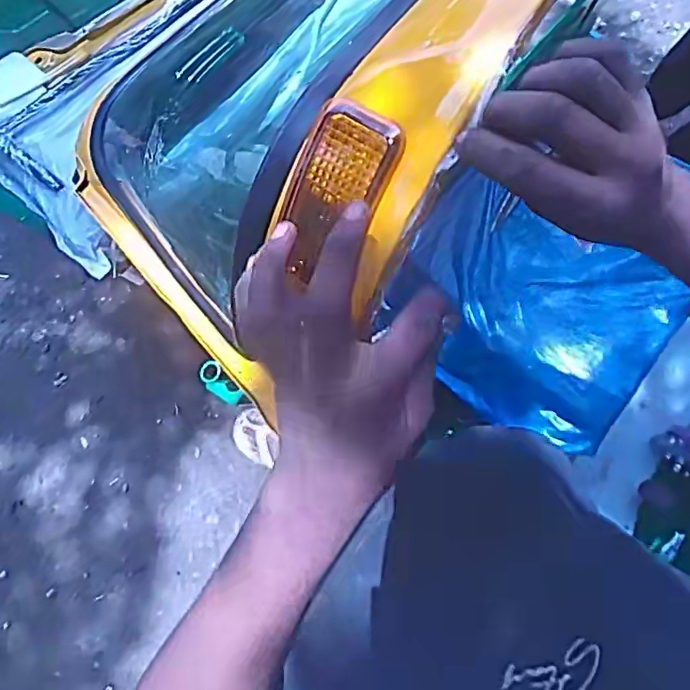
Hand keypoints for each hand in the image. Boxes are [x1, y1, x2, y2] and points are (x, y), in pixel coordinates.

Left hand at [234, 204, 448, 507]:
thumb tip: (434, 309)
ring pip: (272, 299)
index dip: (429, 304)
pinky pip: (250, 313)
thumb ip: (424, 356)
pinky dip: (251, 284)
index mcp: (368, 377)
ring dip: (277, 260)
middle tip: (356, 209)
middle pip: (331, 292)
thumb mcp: (416, 410)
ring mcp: (287, 355)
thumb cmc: (373, 445)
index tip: (439, 296)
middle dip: (345, 246)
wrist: (320, 480)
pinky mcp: (268, 355)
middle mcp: (322, 358)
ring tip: (287, 229)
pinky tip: (261, 262)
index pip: (409, 327)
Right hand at [457, 38, 681, 258]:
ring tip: (520, 88)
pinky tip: (551, 66)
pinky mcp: (645, 90)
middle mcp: (627, 160)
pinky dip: (571, 52)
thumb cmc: (593, 214)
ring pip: (583, 75)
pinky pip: (608, 54)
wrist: (658, 202)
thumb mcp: (556, 213)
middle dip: (508, 108)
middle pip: (557, 114)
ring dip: (538, 76)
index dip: (489, 150)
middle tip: (490, 113)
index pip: (532, 170)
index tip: (465, 140)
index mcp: (599, 204)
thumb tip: (480, 134)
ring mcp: (641, 119)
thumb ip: (523, 177)